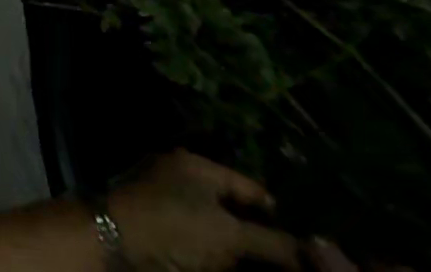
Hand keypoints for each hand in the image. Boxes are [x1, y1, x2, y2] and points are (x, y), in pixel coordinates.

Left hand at [106, 151, 298, 270]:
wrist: (118, 242)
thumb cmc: (175, 226)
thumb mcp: (228, 234)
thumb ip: (271, 243)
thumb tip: (308, 252)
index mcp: (197, 169)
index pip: (251, 189)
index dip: (282, 217)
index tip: (313, 247)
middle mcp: (186, 182)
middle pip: (238, 212)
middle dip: (268, 240)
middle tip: (301, 265)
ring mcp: (176, 209)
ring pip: (224, 233)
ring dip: (249, 255)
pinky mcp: (169, 235)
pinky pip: (208, 248)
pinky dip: (227, 260)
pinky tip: (244, 271)